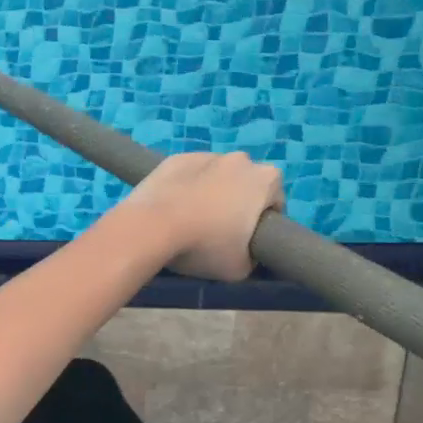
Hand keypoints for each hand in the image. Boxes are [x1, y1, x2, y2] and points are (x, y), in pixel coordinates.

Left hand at [123, 151, 284, 280]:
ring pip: (213, 177)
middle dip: (234, 204)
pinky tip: (169, 206)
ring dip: (207, 193)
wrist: (149, 227)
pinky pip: (185, 174)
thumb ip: (252, 258)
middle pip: (243, 186)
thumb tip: (246, 256)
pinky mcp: (173, 159)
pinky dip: (182, 186)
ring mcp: (205, 155)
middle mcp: (241, 159)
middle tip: (212, 231)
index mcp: (267, 179)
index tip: (242, 240)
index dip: (260, 224)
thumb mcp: (239, 268)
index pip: (273, 203)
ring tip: (187, 219)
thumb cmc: (202, 246)